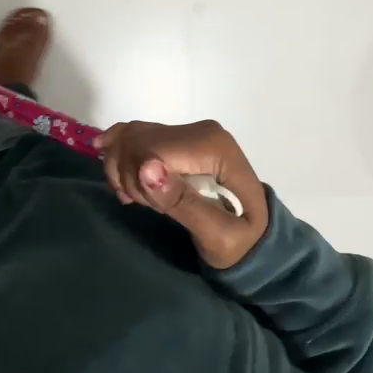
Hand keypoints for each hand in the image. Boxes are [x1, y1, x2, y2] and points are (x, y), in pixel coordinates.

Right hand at [95, 120, 267, 269]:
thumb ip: (183, 203)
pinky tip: (119, 178)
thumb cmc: (240, 241)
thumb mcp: (217, 236)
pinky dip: (120, 154)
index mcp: (216, 149)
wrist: (253, 236)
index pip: (153, 150)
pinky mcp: (179, 137)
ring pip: (133, 136)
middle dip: (129, 176)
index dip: (140, 181)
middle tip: (140, 205)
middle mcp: (202, 131)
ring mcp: (189, 131)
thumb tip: (146, 167)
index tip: (149, 208)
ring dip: (122, 168)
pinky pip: (136, 134)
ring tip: (135, 197)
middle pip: (139, 140)